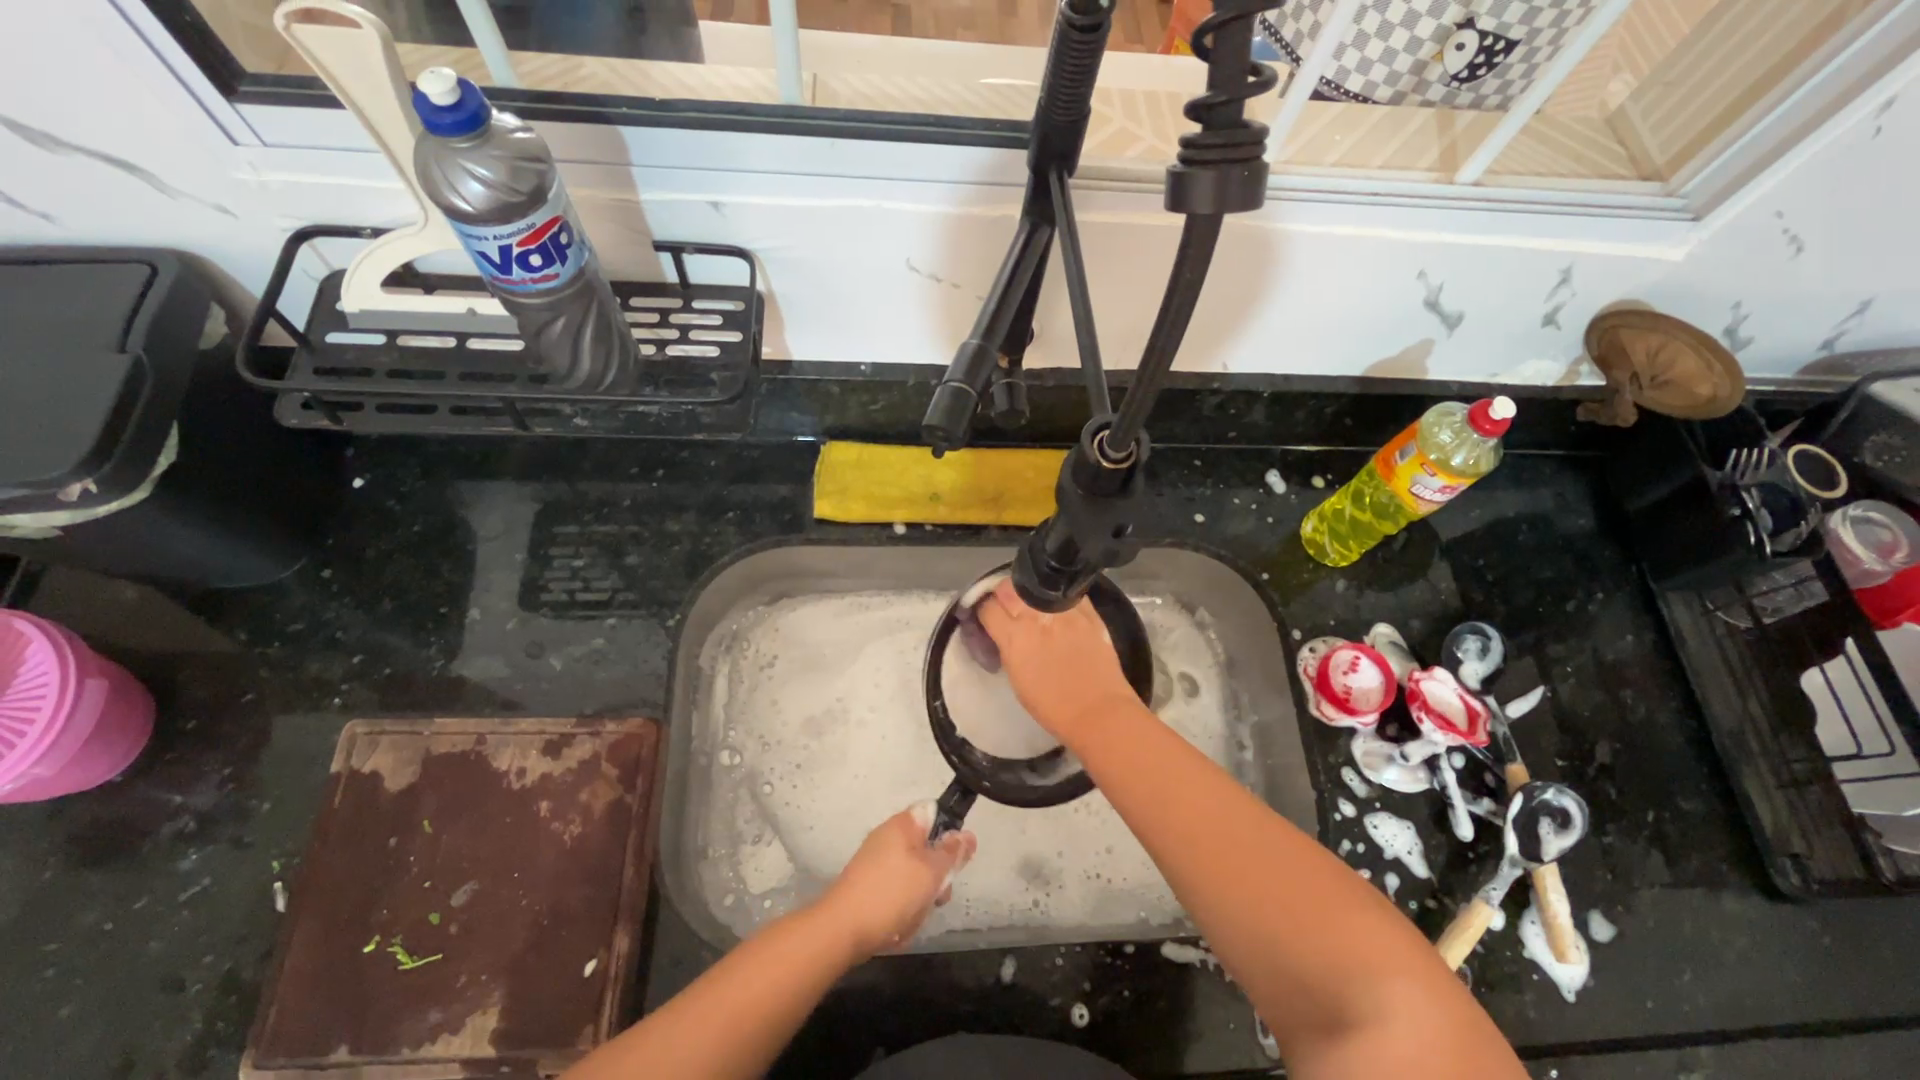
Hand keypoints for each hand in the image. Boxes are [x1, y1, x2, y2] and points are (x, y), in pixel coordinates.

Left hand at [815, 804, 975, 958]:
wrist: (842, 930)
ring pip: (916, 875)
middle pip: (927, 849)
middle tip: (938, 893)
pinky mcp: (870, 888)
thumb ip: (952, 853)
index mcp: (901, 825)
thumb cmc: (892, 893)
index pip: (934, 812)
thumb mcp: (931, 872)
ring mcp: (877, 864)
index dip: (950, 831)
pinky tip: (900, 924)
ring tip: (916, 913)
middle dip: (938, 874)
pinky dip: (905, 909)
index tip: (957, 855)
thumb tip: (966, 835)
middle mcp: (888, 839)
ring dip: (923, 897)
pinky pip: (899, 893)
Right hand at [974, 579, 1138, 743]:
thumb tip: (1004, 633)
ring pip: (1035, 584)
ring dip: (1028, 592)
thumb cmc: (1052, 706)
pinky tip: (1058, 609)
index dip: (983, 609)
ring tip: (1032, 604)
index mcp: (1014, 637)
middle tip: (1007, 607)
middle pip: (1007, 587)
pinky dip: (1057, 598)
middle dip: (1002, 594)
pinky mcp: (1088, 611)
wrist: (1098, 710)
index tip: (987, 615)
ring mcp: (1064, 611)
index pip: (987, 607)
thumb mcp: (1016, 676)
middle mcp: (1036, 617)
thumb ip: (1007, 647)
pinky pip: (1065, 593)